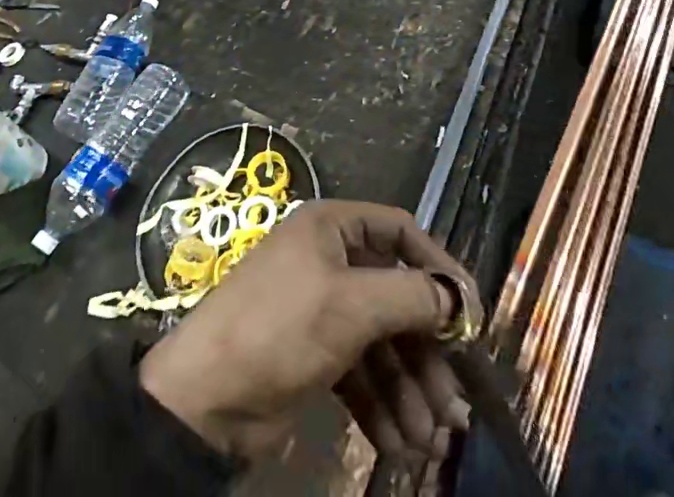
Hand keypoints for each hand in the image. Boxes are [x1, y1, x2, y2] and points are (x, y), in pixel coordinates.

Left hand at [139, 200, 475, 462]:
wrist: (201, 403)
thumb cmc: (280, 329)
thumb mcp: (352, 305)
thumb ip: (413, 296)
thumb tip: (458, 300)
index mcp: (332, 229)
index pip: (402, 233)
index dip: (439, 267)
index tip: (471, 309)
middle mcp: (330, 262)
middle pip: (397, 298)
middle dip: (427, 354)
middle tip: (457, 400)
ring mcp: (322, 311)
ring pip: (383, 344)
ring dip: (410, 390)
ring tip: (433, 439)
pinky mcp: (314, 356)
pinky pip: (361, 373)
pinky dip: (383, 406)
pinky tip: (402, 444)